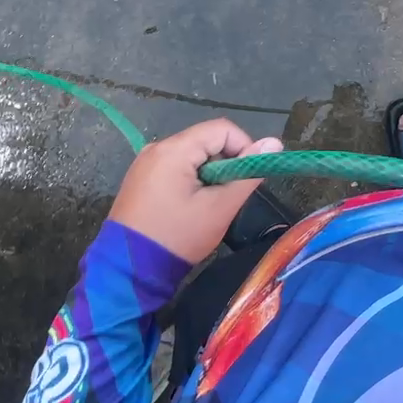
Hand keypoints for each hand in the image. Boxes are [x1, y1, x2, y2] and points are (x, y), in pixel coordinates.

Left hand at [108, 118, 282, 263]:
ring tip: (208, 204)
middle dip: (225, 164)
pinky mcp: (140, 179)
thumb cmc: (178, 237)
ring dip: (209, 174)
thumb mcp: (220, 208)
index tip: (247, 177)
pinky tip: (189, 207)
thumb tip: (275, 142)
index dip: (244, 147)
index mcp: (174, 149)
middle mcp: (156, 147)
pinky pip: (176, 167)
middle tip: (227, 196)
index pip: (222, 129)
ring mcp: (145, 163)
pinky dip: (191, 180)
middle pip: (206, 140)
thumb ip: (248, 173)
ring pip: (192, 155)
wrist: (127, 274)